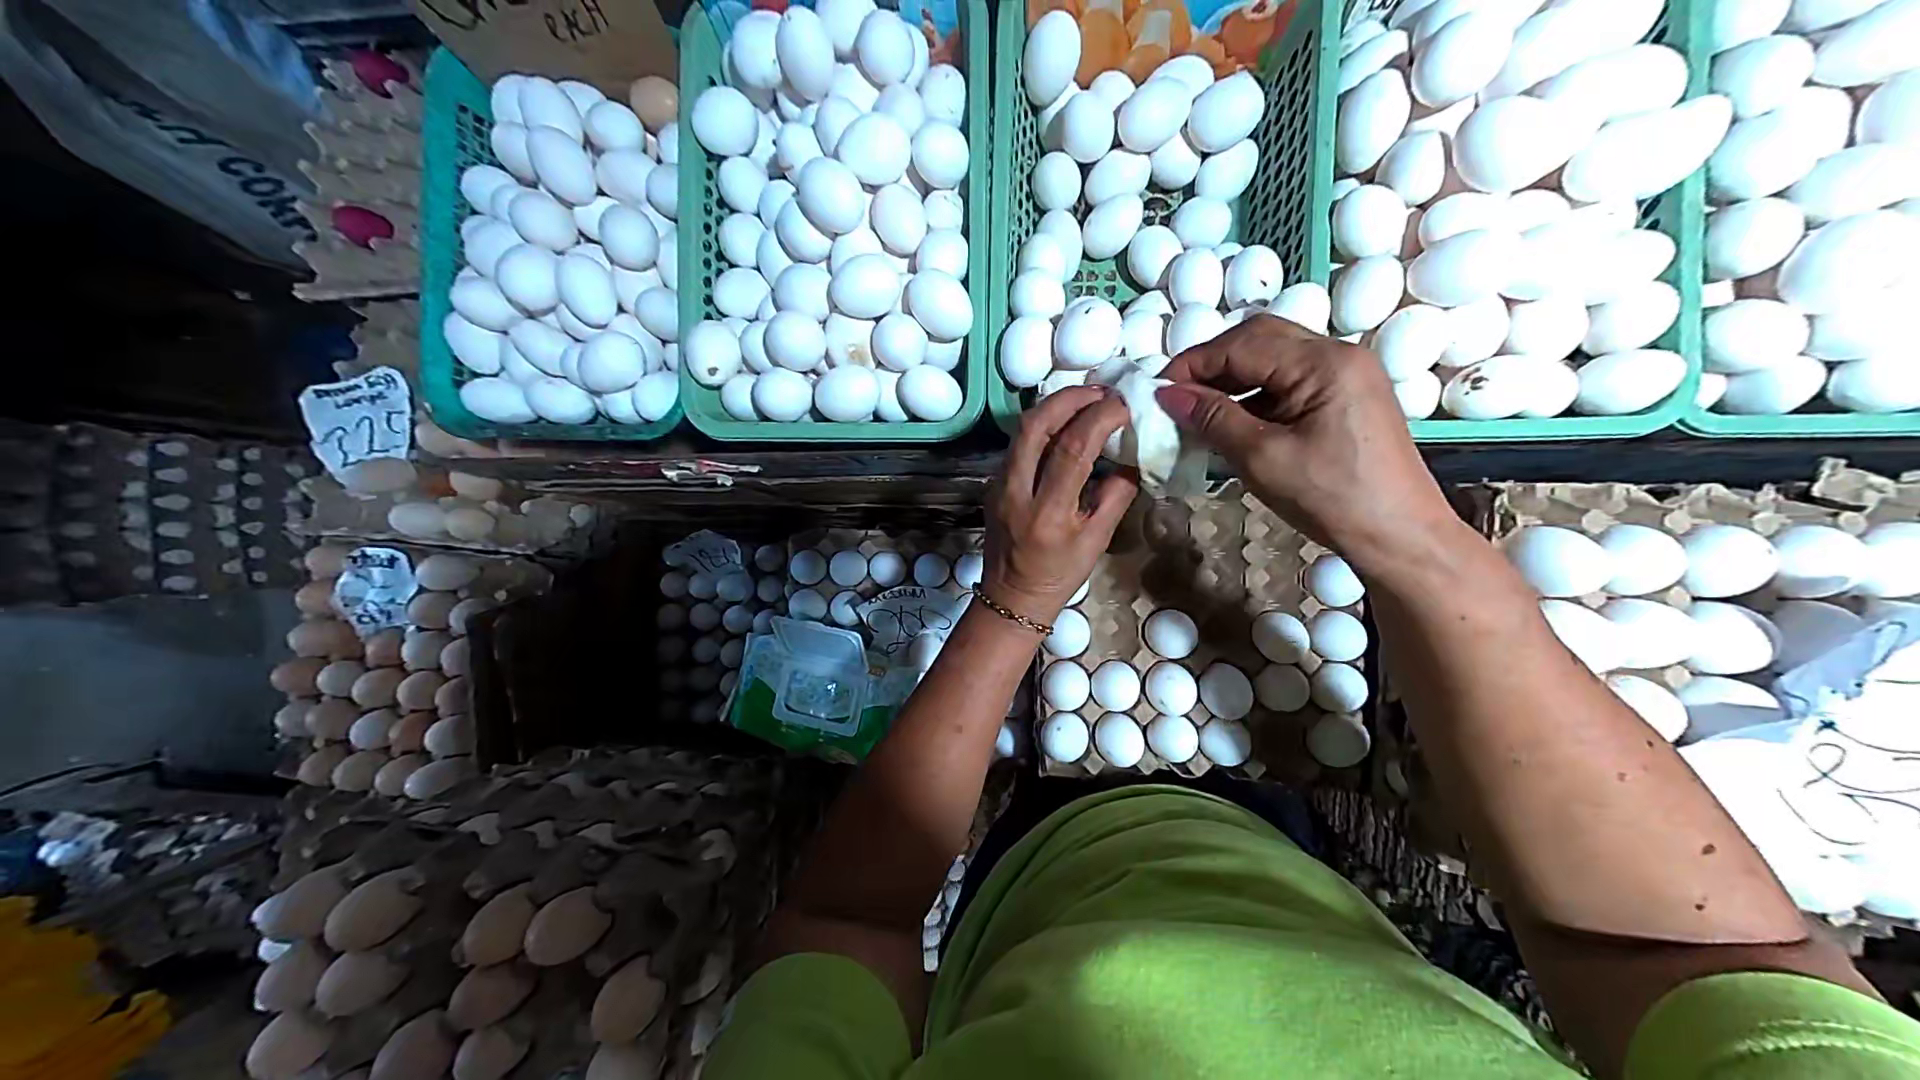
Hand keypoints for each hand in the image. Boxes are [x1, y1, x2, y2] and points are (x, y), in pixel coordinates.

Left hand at [983, 386, 1138, 625]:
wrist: (1011, 597)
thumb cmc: (1059, 574)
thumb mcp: (1097, 541)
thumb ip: (1115, 496)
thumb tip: (1129, 455)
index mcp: (1047, 513)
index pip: (1073, 449)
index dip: (1100, 418)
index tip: (1123, 406)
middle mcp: (1016, 493)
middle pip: (1036, 426)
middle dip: (1070, 399)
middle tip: (1101, 390)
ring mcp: (998, 486)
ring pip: (1022, 430)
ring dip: (1054, 407)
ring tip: (1086, 400)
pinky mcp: (992, 483)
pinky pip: (1017, 444)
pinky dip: (1043, 426)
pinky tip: (1064, 424)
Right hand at [1157, 314, 1456, 568]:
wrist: (1400, 535)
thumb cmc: (1332, 499)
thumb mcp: (1262, 458)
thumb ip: (1213, 419)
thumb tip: (1168, 395)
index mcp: (1324, 363)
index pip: (1242, 344)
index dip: (1193, 364)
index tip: (1158, 391)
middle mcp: (1340, 355)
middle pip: (1260, 338)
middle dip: (1211, 364)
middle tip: (1177, 396)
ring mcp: (1348, 374)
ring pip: (1274, 357)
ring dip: (1232, 378)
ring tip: (1199, 411)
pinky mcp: (1347, 396)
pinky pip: (1290, 380)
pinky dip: (1255, 393)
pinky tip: (1233, 421)